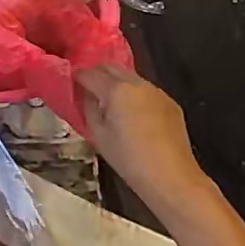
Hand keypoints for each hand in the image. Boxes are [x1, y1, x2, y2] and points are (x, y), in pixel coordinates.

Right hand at [77, 65, 204, 197]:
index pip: (90, 74)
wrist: (172, 178)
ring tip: (111, 102)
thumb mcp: (99, 135)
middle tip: (88, 88)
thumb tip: (86, 95)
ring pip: (130, 77)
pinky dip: (135, 94)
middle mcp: (137, 83)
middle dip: (97, 73)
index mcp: (116, 89)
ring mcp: (156, 91)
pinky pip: (146, 90)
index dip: (78, 76)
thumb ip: (88, 108)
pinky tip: (135, 114)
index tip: (72, 82)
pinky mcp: (170, 102)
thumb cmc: (129, 159)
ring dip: (117, 82)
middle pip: (111, 67)